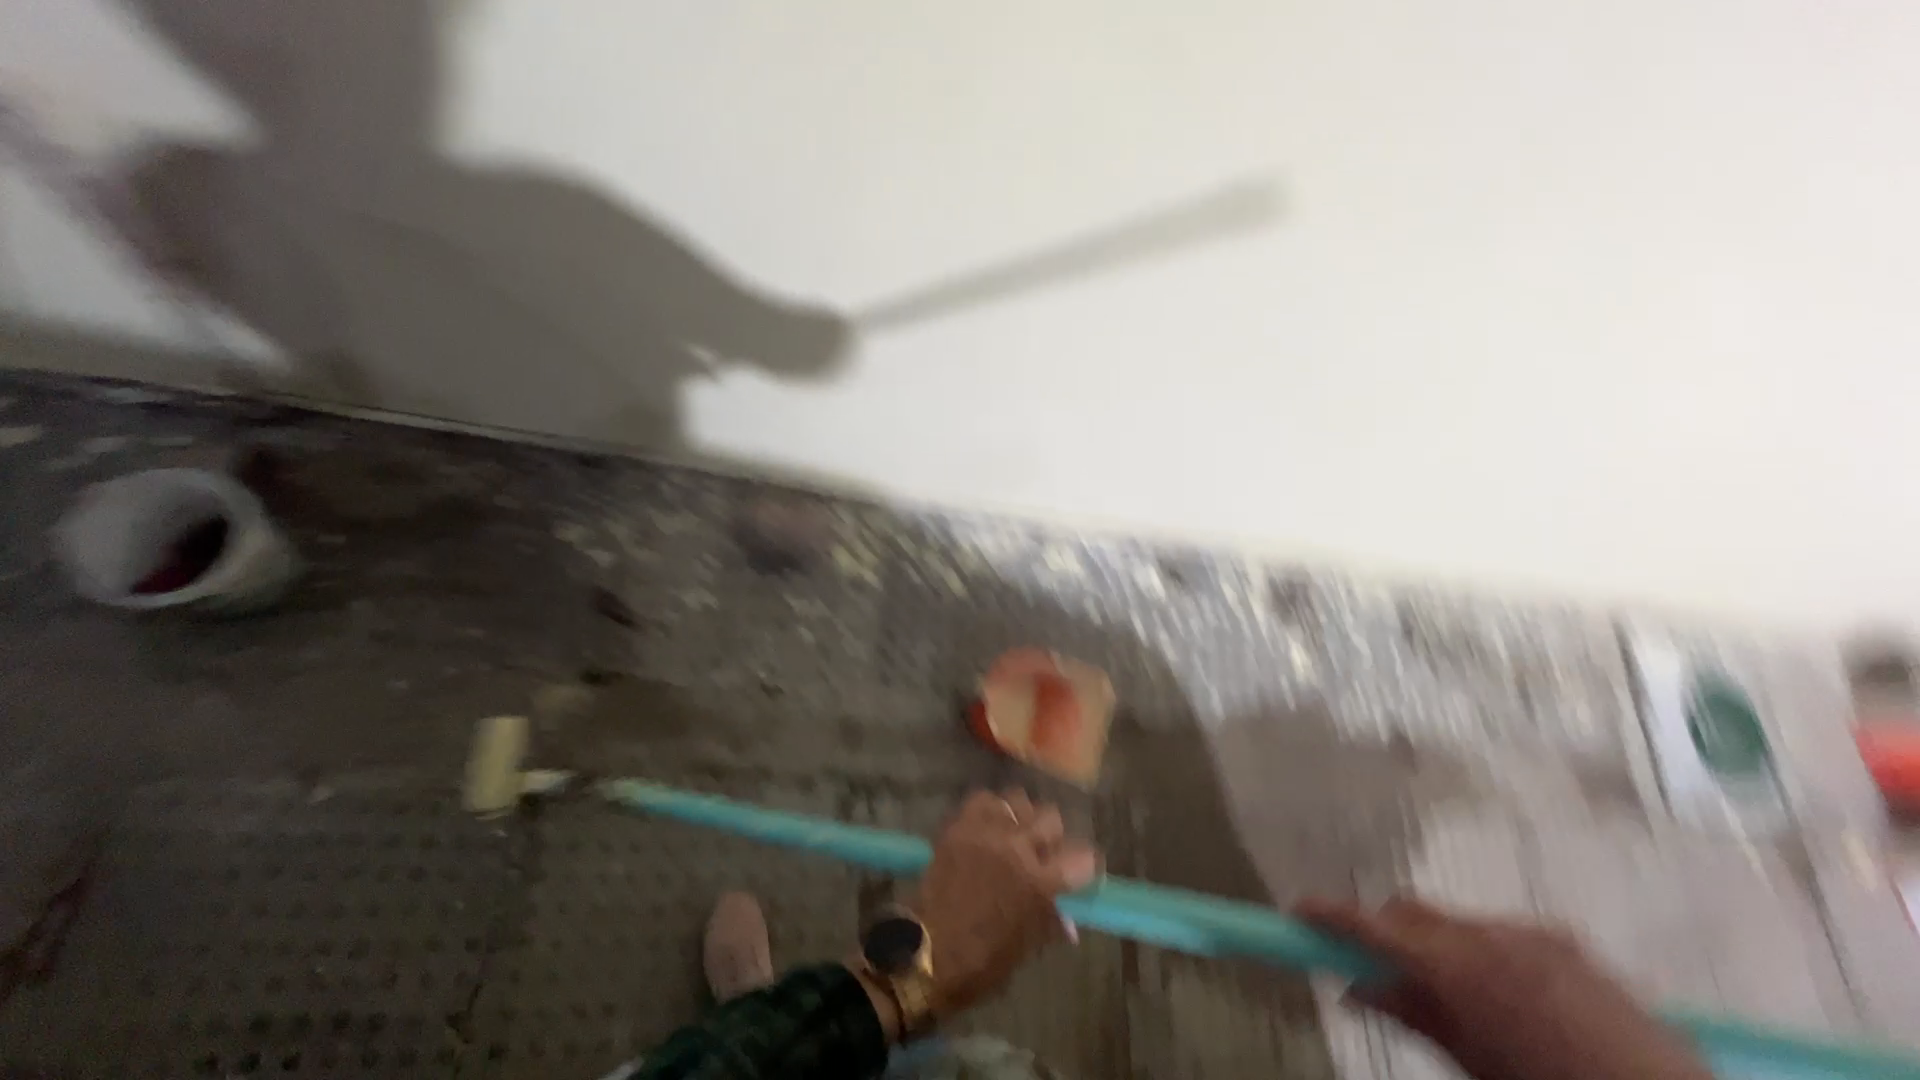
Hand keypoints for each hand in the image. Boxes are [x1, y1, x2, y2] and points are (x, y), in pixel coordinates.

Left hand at [914, 789, 1099, 1018]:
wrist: (925, 954)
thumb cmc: (981, 961)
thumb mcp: (1026, 947)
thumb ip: (1050, 922)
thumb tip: (1069, 920)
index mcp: (1039, 883)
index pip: (1084, 857)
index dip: (1087, 865)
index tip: (1082, 873)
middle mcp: (1017, 849)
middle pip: (1052, 818)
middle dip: (1053, 837)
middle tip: (1044, 854)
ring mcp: (986, 832)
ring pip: (1020, 800)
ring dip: (1022, 817)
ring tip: (1014, 836)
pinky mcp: (959, 827)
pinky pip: (983, 799)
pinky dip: (990, 809)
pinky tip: (988, 828)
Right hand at [1296, 897, 1712, 1079]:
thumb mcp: (1474, 1066)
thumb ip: (1412, 1016)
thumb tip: (1355, 987)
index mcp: (1458, 969)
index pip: (1373, 925)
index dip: (1330, 915)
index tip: (1297, 914)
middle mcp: (1488, 935)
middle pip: (1411, 909)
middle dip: (1384, 927)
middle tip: (1375, 966)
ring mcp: (1532, 933)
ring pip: (1456, 921)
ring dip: (1436, 942)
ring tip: (1455, 997)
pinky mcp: (1568, 942)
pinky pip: (1501, 932)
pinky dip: (1482, 951)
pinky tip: (1508, 999)